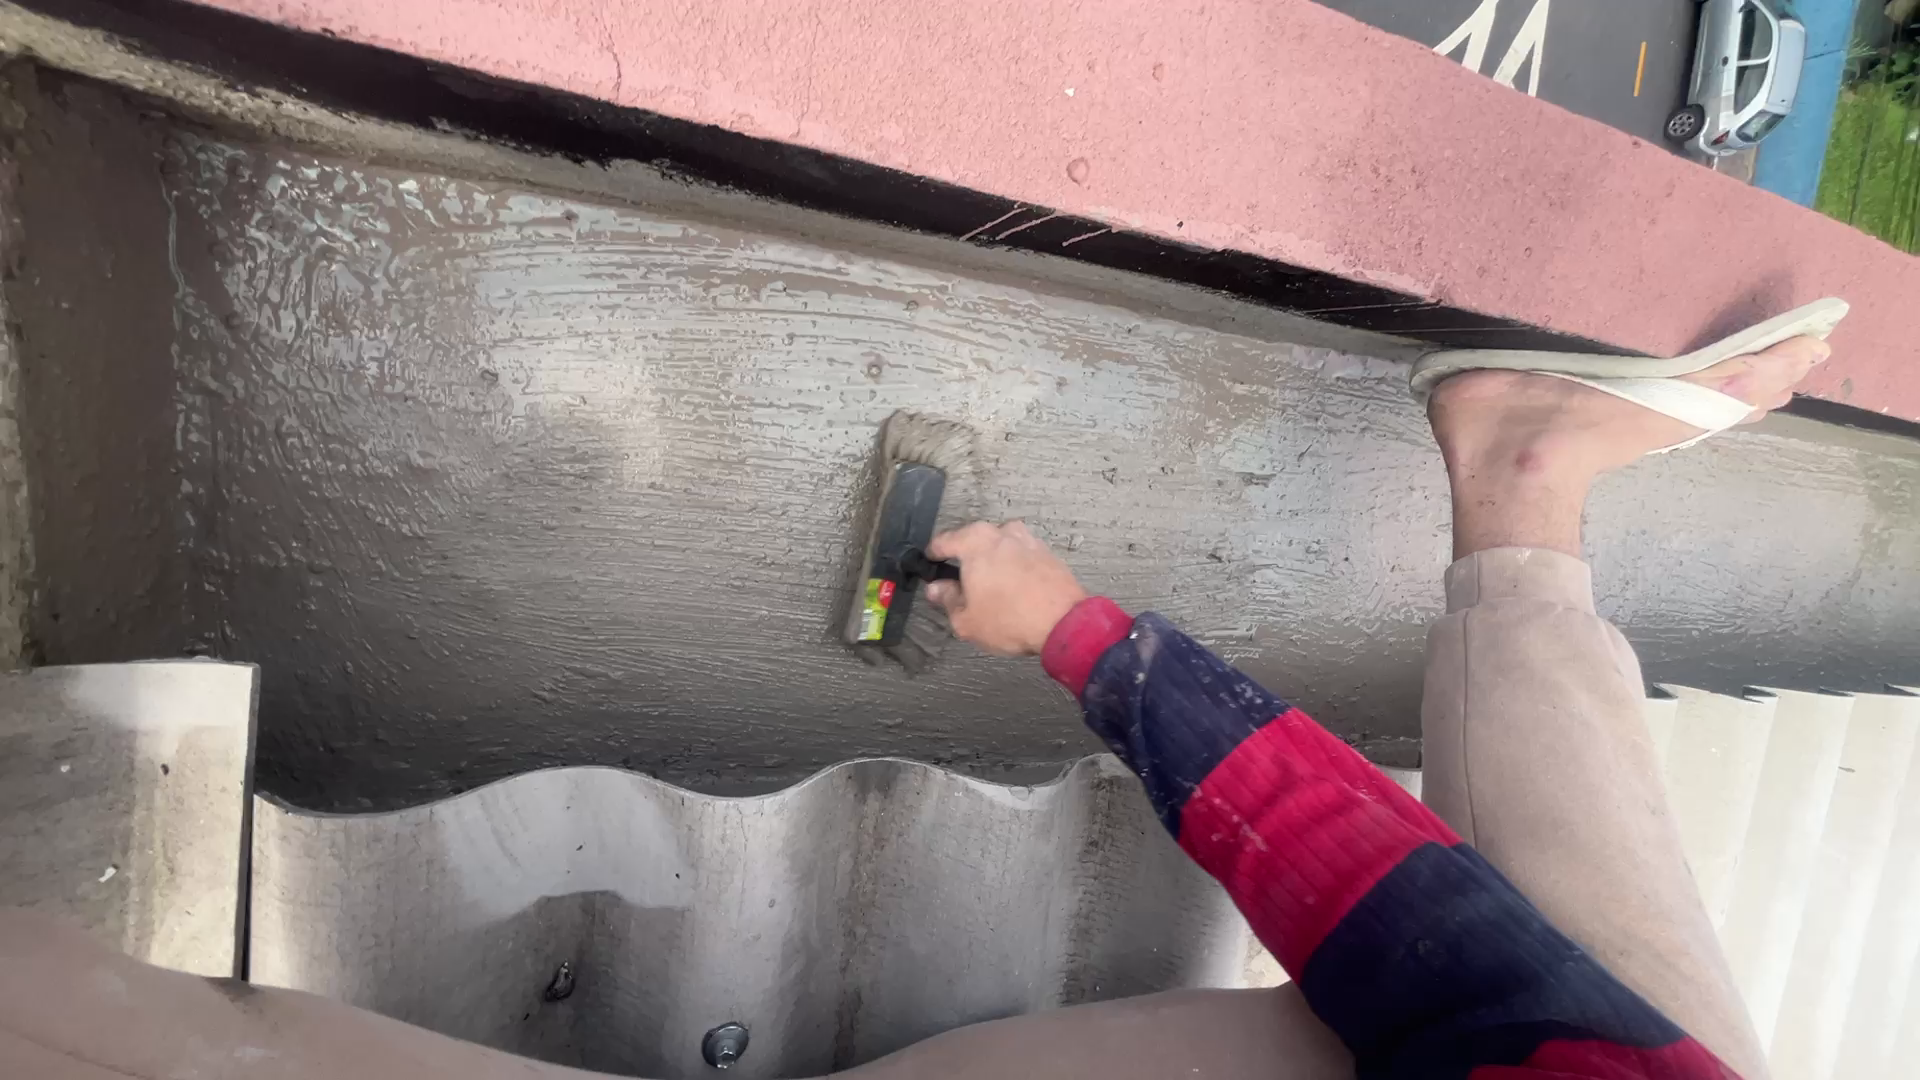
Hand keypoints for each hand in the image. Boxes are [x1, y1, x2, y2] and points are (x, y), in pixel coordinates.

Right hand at [923, 521, 1087, 655]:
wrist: (1065, 623)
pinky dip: (1013, 566)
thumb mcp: (966, 619)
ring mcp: (1027, 539)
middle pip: (973, 539)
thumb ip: (947, 599)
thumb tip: (936, 589)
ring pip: (999, 545)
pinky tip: (1012, 586)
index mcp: (975, 541)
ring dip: (991, 560)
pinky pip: (1020, 554)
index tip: (930, 563)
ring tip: (989, 585)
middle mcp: (1001, 532)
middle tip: (959, 580)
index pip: (944, 541)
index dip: (933, 554)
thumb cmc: (1012, 619)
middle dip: (964, 557)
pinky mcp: (1046, 552)